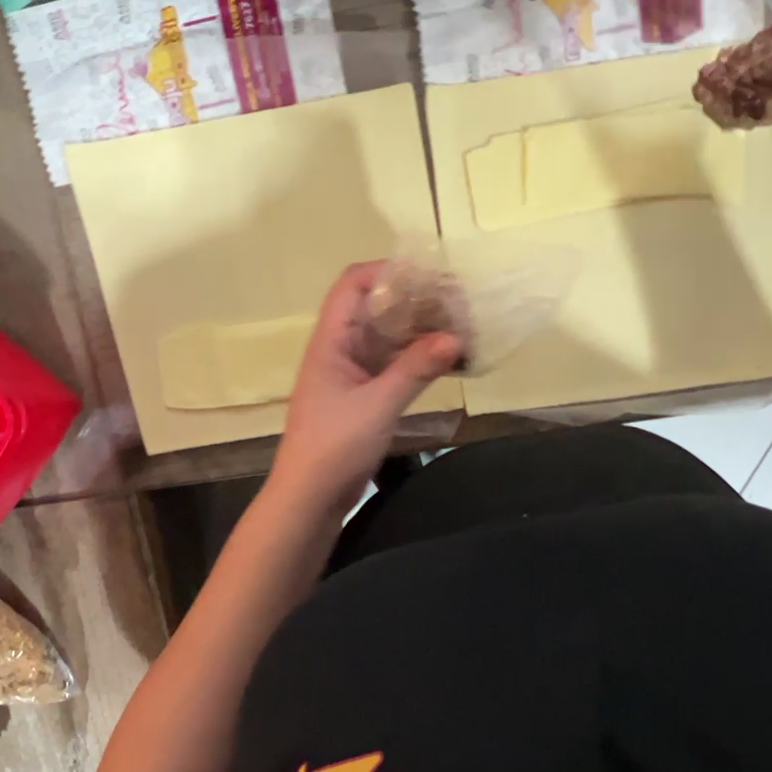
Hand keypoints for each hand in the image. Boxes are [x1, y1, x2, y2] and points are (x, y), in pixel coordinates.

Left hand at [269, 263, 460, 510]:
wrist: (309, 499)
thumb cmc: (333, 447)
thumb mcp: (377, 406)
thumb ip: (415, 370)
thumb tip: (455, 337)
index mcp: (330, 342)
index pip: (353, 285)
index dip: (388, 272)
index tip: (431, 277)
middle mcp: (339, 351)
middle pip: (376, 309)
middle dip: (415, 303)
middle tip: (458, 306)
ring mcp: (351, 375)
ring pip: (388, 339)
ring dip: (420, 332)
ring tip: (461, 330)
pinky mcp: (363, 399)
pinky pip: (393, 367)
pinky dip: (418, 360)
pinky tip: (448, 361)